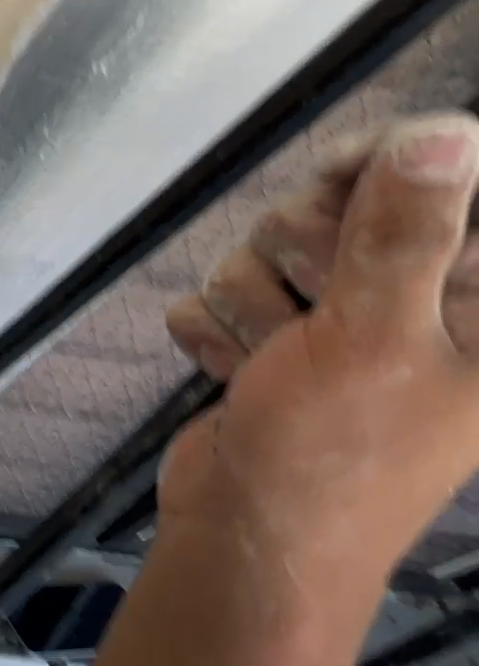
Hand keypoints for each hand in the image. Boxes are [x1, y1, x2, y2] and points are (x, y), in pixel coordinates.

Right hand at [162, 111, 478, 591]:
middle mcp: (409, 296)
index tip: (334, 181)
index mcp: (478, 295)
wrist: (247, 533)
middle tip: (314, 316)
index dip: (380, 167)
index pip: (441, 178)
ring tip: (270, 363)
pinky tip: (235, 374)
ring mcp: (330, 322)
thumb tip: (440, 132)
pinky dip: (214, 336)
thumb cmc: (337, 449)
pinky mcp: (264, 343)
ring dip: (249, 308)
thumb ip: (404, 237)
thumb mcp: (379, 340)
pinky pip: (212, 300)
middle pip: (328, 210)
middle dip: (297, 260)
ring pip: (256, 255)